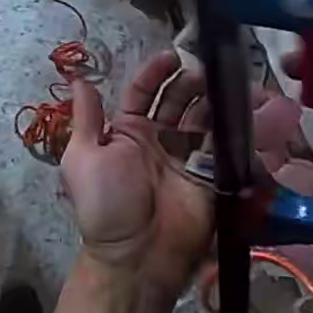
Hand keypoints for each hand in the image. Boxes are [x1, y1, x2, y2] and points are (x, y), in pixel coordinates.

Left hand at [61, 51, 212, 299]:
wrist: (137, 256)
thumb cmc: (106, 204)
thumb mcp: (83, 159)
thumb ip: (86, 118)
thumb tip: (78, 78)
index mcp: (129, 131)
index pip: (145, 91)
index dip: (156, 72)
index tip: (172, 56)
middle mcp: (159, 138)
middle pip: (177, 99)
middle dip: (188, 81)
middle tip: (202, 71)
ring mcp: (186, 155)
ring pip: (201, 116)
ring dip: (209, 97)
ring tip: (219, 83)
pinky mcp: (210, 173)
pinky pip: (220, 143)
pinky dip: (227, 124)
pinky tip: (234, 107)